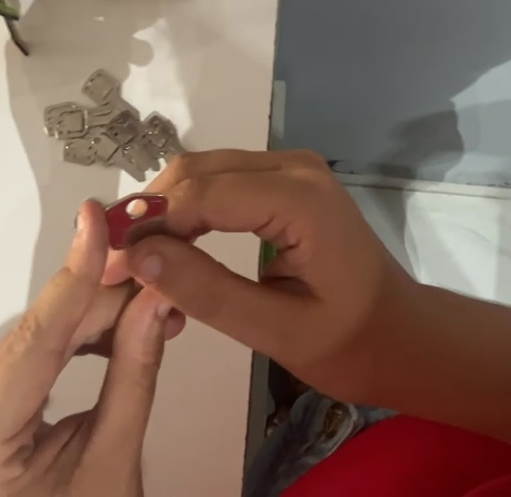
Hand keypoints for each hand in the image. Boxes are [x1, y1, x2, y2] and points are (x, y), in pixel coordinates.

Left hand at [0, 200, 182, 496]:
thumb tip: (155, 295)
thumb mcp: (113, 465)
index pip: (37, 338)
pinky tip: (121, 334)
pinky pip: (36, 357)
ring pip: (43, 338)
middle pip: (43, 333)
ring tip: (155, 314)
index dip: (75, 272)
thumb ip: (134, 374)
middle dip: (108, 302)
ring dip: (99, 320)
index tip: (96, 218)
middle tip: (165, 283)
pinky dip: (80, 342)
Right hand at [104, 151, 421, 404]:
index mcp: (301, 199)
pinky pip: (223, 179)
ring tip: (136, 258)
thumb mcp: (276, 331)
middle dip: (151, 212)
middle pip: (199, 171)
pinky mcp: (285, 178)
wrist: (402, 334)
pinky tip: (172, 244)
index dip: (150, 223)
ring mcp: (291, 166)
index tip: (108, 264)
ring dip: (166, 208)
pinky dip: (190, 207)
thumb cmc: (350, 344)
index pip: (204, 193)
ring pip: (205, 170)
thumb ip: (207, 291)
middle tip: (115, 263)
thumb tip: (138, 255)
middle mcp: (294, 165)